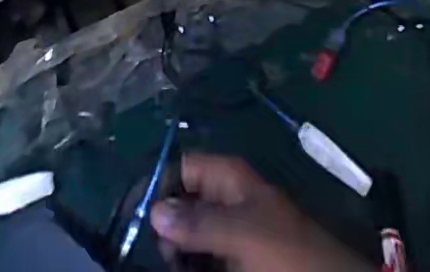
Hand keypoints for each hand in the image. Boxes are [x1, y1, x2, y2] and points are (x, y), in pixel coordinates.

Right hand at [149, 153, 372, 271]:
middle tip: (165, 260)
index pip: (181, 168)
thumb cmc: (290, 257)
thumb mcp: (242, 236)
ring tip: (175, 268)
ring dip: (180, 255)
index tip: (139, 222)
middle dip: (167, 230)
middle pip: (182, 205)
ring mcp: (235, 234)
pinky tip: (186, 271)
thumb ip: (197, 223)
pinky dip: (195, 265)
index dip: (159, 189)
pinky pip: (207, 260)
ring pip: (192, 237)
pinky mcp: (240, 262)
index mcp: (229, 178)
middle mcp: (228, 199)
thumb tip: (153, 211)